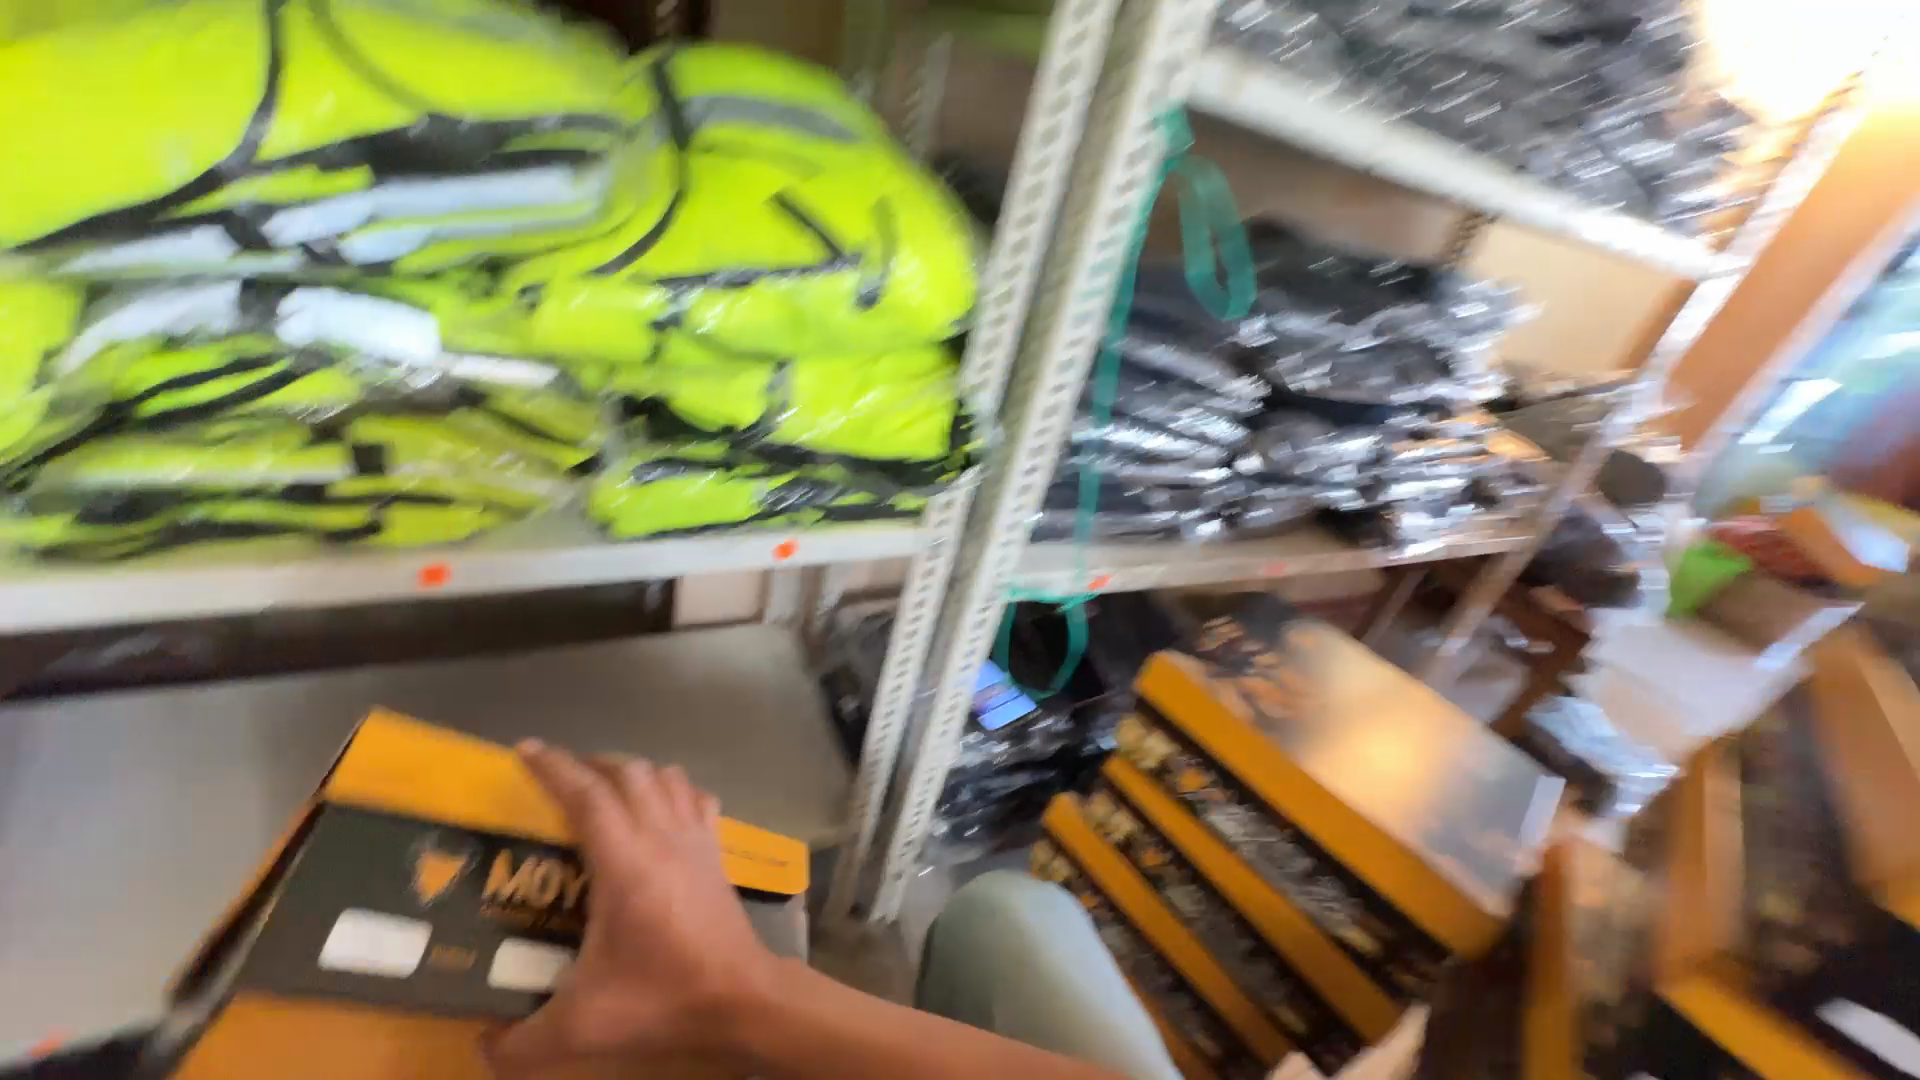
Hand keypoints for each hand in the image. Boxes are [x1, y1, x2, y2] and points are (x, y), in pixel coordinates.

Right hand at [483, 740, 779, 1076]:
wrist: (739, 998)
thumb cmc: (660, 999)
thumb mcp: (579, 1027)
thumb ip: (518, 1041)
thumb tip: (480, 1044)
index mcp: (625, 862)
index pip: (587, 795)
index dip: (554, 768)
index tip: (526, 750)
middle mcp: (662, 836)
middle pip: (628, 773)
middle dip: (590, 765)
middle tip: (558, 779)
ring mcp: (696, 839)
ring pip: (666, 777)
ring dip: (633, 772)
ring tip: (604, 789)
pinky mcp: (717, 850)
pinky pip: (696, 798)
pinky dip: (674, 789)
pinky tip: (661, 806)